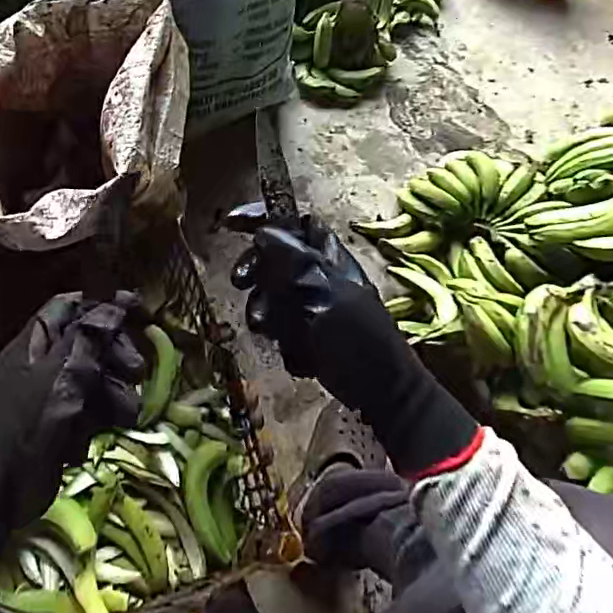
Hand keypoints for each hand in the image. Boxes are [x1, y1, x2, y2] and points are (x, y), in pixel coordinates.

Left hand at [0, 293, 146, 593]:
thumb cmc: (20, 428)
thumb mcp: (59, 377)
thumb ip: (90, 339)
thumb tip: (118, 300)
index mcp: (36, 342)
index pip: (72, 307)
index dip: (103, 308)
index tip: (137, 315)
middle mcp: (43, 364)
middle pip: (89, 345)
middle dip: (116, 357)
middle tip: (136, 373)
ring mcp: (49, 398)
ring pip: (93, 382)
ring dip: (114, 395)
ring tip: (128, 415)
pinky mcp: (56, 429)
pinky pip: (86, 414)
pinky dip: (97, 422)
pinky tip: (99, 436)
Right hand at [225, 203, 476, 476]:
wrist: (382, 393)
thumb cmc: (356, 340)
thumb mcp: (322, 293)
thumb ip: (292, 260)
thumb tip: (264, 231)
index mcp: (329, 257)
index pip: (293, 224)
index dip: (262, 219)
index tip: (230, 225)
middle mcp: (321, 276)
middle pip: (274, 259)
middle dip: (256, 272)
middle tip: (241, 284)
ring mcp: (316, 306)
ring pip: (274, 296)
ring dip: (267, 313)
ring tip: (272, 331)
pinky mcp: (312, 334)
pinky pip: (282, 326)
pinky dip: (282, 338)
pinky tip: (295, 353)